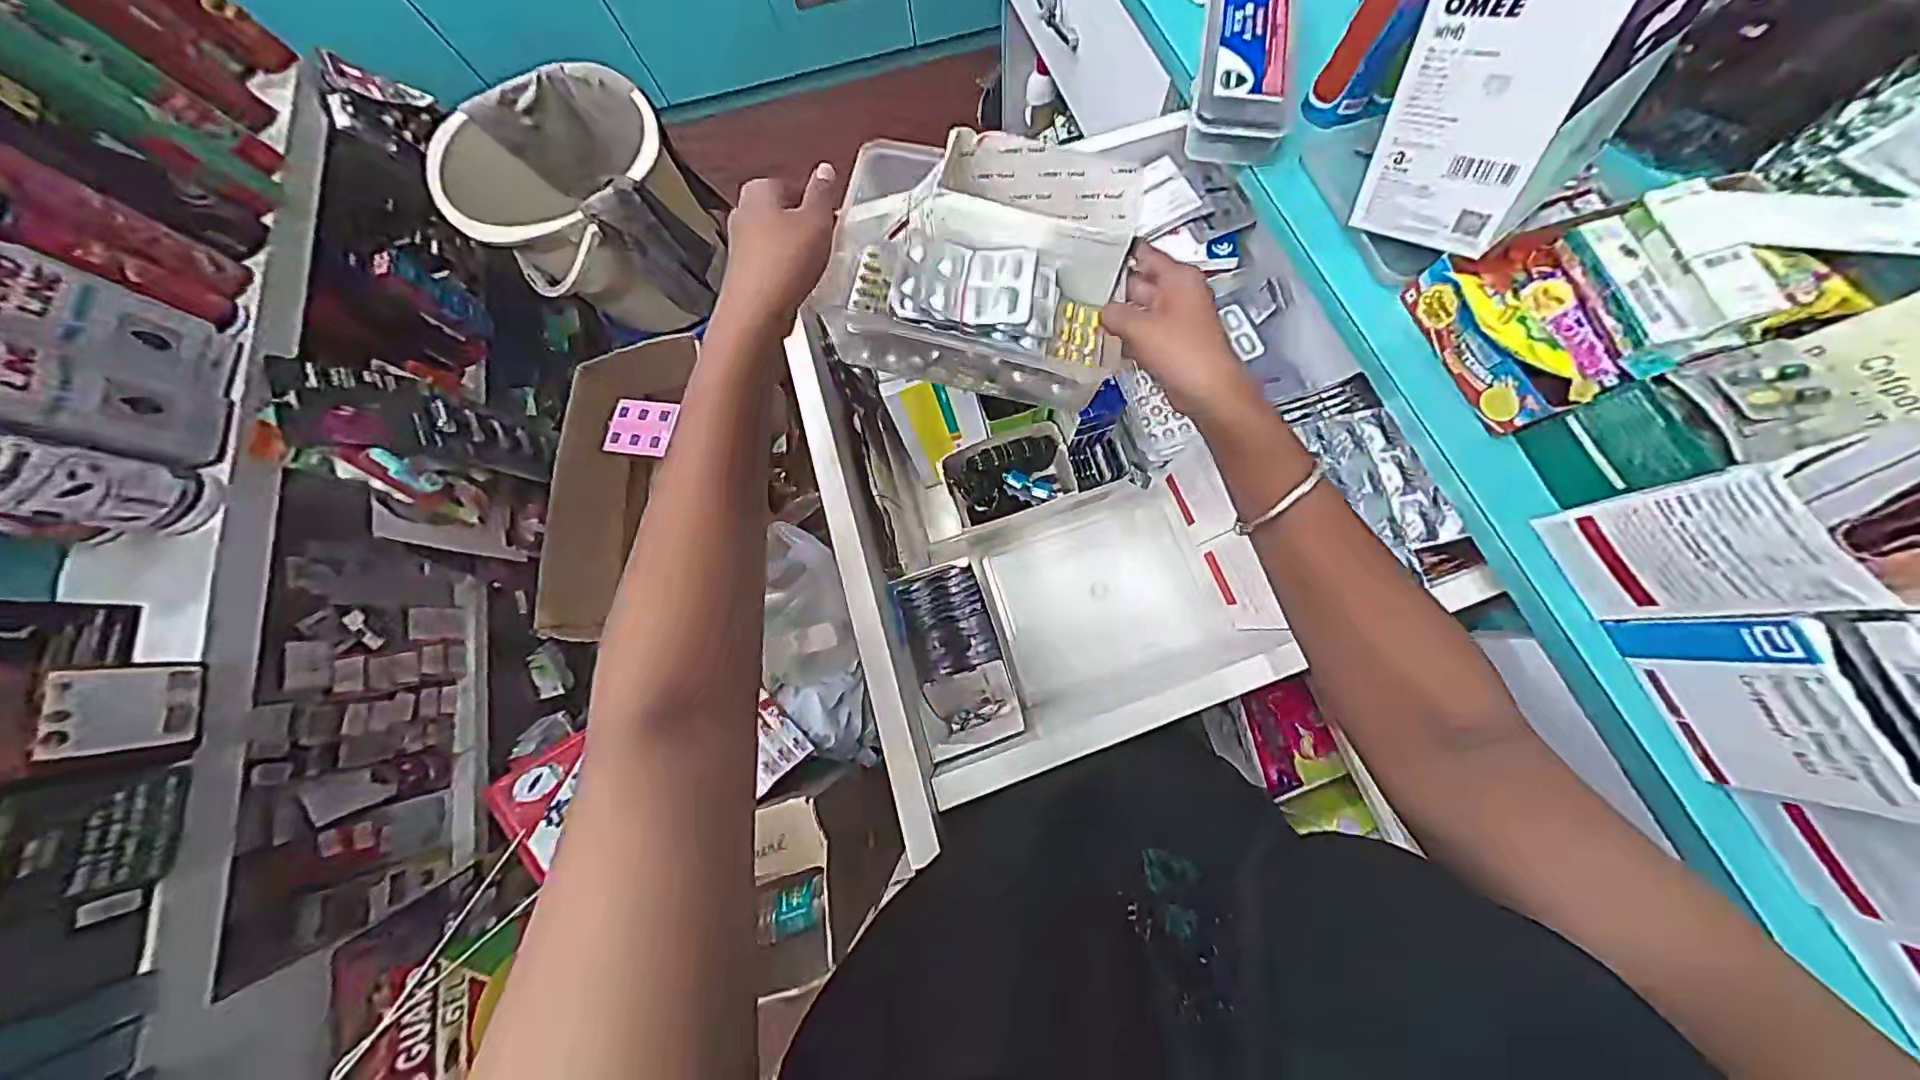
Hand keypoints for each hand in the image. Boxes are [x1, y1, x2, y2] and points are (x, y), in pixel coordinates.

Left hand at [713, 163, 837, 332]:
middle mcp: (742, 212)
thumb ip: (822, 193)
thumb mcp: (816, 221)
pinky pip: (771, 265)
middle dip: (804, 229)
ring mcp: (739, 244)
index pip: (793, 187)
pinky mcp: (743, 272)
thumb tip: (824, 170)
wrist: (757, 311)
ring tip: (812, 268)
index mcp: (759, 190)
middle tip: (824, 245)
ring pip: (776, 241)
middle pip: (783, 215)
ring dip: (795, 252)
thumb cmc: (785, 262)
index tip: (830, 222)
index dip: (815, 206)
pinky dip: (785, 272)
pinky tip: (796, 284)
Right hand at [1102, 242, 1260, 424]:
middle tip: (1085, 293)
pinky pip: (1144, 331)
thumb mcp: (1140, 329)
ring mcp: (1175, 318)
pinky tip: (1110, 342)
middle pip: (1139, 283)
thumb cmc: (1185, 353)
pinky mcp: (1171, 341)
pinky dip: (1129, 336)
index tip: (1096, 254)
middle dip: (1114, 290)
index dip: (1119, 253)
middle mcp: (1179, 294)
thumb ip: (1115, 315)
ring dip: (1119, 316)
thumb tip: (1103, 312)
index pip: (1145, 254)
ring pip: (1140, 310)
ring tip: (1091, 317)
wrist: (1207, 390)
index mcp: (1178, 278)